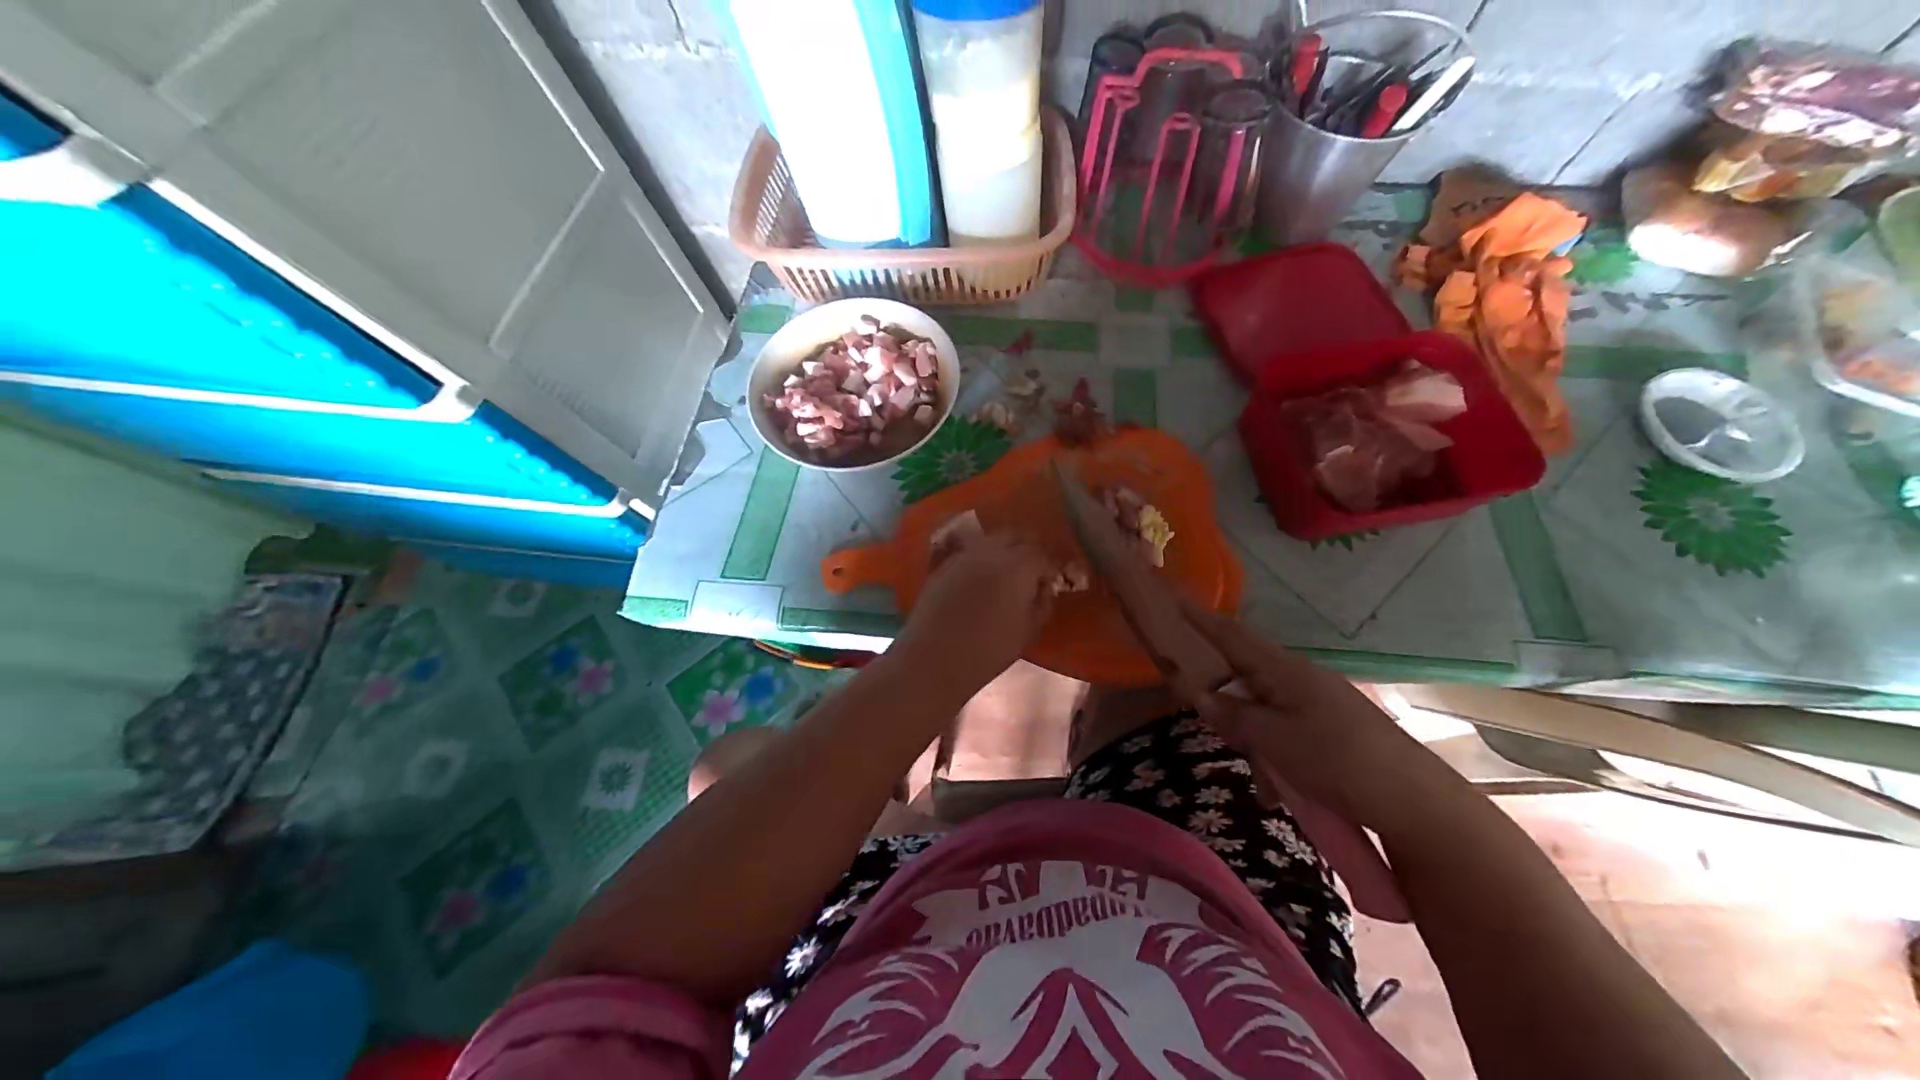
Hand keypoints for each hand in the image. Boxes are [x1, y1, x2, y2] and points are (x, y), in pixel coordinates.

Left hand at [892, 531, 1054, 696]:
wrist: (933, 659)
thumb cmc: (987, 652)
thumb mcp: (1027, 632)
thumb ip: (1041, 604)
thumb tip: (1042, 588)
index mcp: (1016, 566)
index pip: (1041, 554)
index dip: (1050, 566)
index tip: (1051, 581)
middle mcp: (990, 552)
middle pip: (1015, 536)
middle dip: (1028, 548)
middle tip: (1033, 569)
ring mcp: (963, 556)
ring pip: (991, 540)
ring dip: (1004, 549)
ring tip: (1008, 573)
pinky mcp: (943, 565)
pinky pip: (970, 551)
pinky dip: (982, 557)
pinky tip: (983, 578)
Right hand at [1181, 604, 1446, 828]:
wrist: (1418, 802)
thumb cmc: (1338, 762)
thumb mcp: (1274, 741)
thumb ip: (1234, 716)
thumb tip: (1203, 696)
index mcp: (1284, 670)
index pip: (1231, 635)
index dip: (1199, 618)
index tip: (1172, 597)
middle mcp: (1301, 677)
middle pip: (1245, 675)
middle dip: (1226, 702)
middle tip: (1220, 732)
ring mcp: (1320, 700)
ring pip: (1266, 709)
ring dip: (1255, 741)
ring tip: (1266, 784)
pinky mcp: (1333, 724)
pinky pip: (1287, 729)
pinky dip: (1276, 754)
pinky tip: (1284, 790)